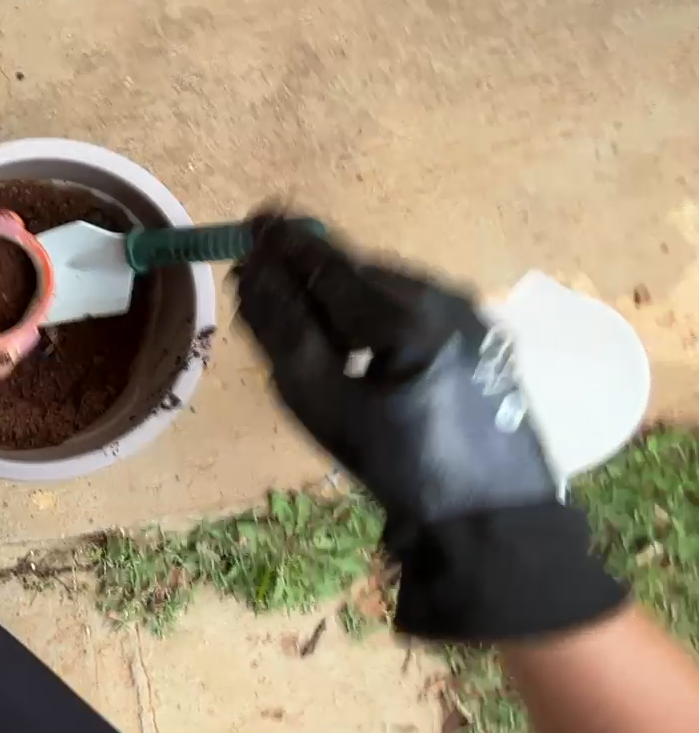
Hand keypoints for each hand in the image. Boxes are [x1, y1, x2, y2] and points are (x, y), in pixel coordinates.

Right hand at [235, 212, 626, 640]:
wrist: (484, 512)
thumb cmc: (388, 455)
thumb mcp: (316, 396)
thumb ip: (280, 328)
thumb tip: (249, 272)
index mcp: (405, 314)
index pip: (326, 263)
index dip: (282, 242)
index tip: (248, 221)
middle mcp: (443, 298)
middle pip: (353, 270)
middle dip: (302, 271)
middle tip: (256, 282)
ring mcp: (469, 315)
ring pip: (378, 286)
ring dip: (330, 293)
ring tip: (295, 317)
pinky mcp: (478, 334)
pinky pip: (403, 305)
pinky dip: (361, 311)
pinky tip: (345, 340)